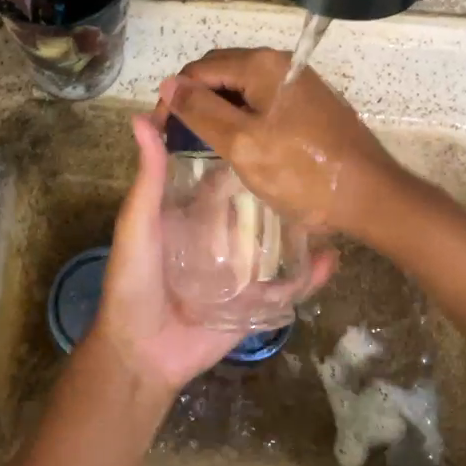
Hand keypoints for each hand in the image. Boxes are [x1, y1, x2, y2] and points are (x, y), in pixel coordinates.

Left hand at [86, 115, 335, 395]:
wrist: (142, 355)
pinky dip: (310, 274)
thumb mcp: (137, 224)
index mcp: (191, 211)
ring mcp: (241, 267)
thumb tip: (141, 115)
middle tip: (306, 151)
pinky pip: (287, 286)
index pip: (217, 170)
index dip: (234, 144)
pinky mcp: (255, 301)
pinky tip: (332, 256)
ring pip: (276, 238)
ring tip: (328, 195)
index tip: (258, 110)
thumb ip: (147, 177)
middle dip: (276, 178)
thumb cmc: (133, 282)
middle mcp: (219, 233)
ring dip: (299, 221)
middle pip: (253, 200)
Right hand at [160, 48, 415, 239]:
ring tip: (205, 147)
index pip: (199, 69)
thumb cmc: (303, 173)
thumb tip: (169, 83)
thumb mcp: (243, 144)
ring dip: (219, 111)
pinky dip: (243, 118)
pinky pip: (262, 102)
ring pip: (242, 89)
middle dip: (196, 101)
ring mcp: (297, 83)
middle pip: (221, 73)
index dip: (175, 98)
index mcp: (261, 65)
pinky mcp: (309, 104)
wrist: (370, 196)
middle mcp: (279, 63)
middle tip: (180, 141)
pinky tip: (240, 147)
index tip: (162, 133)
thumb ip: (202, 112)